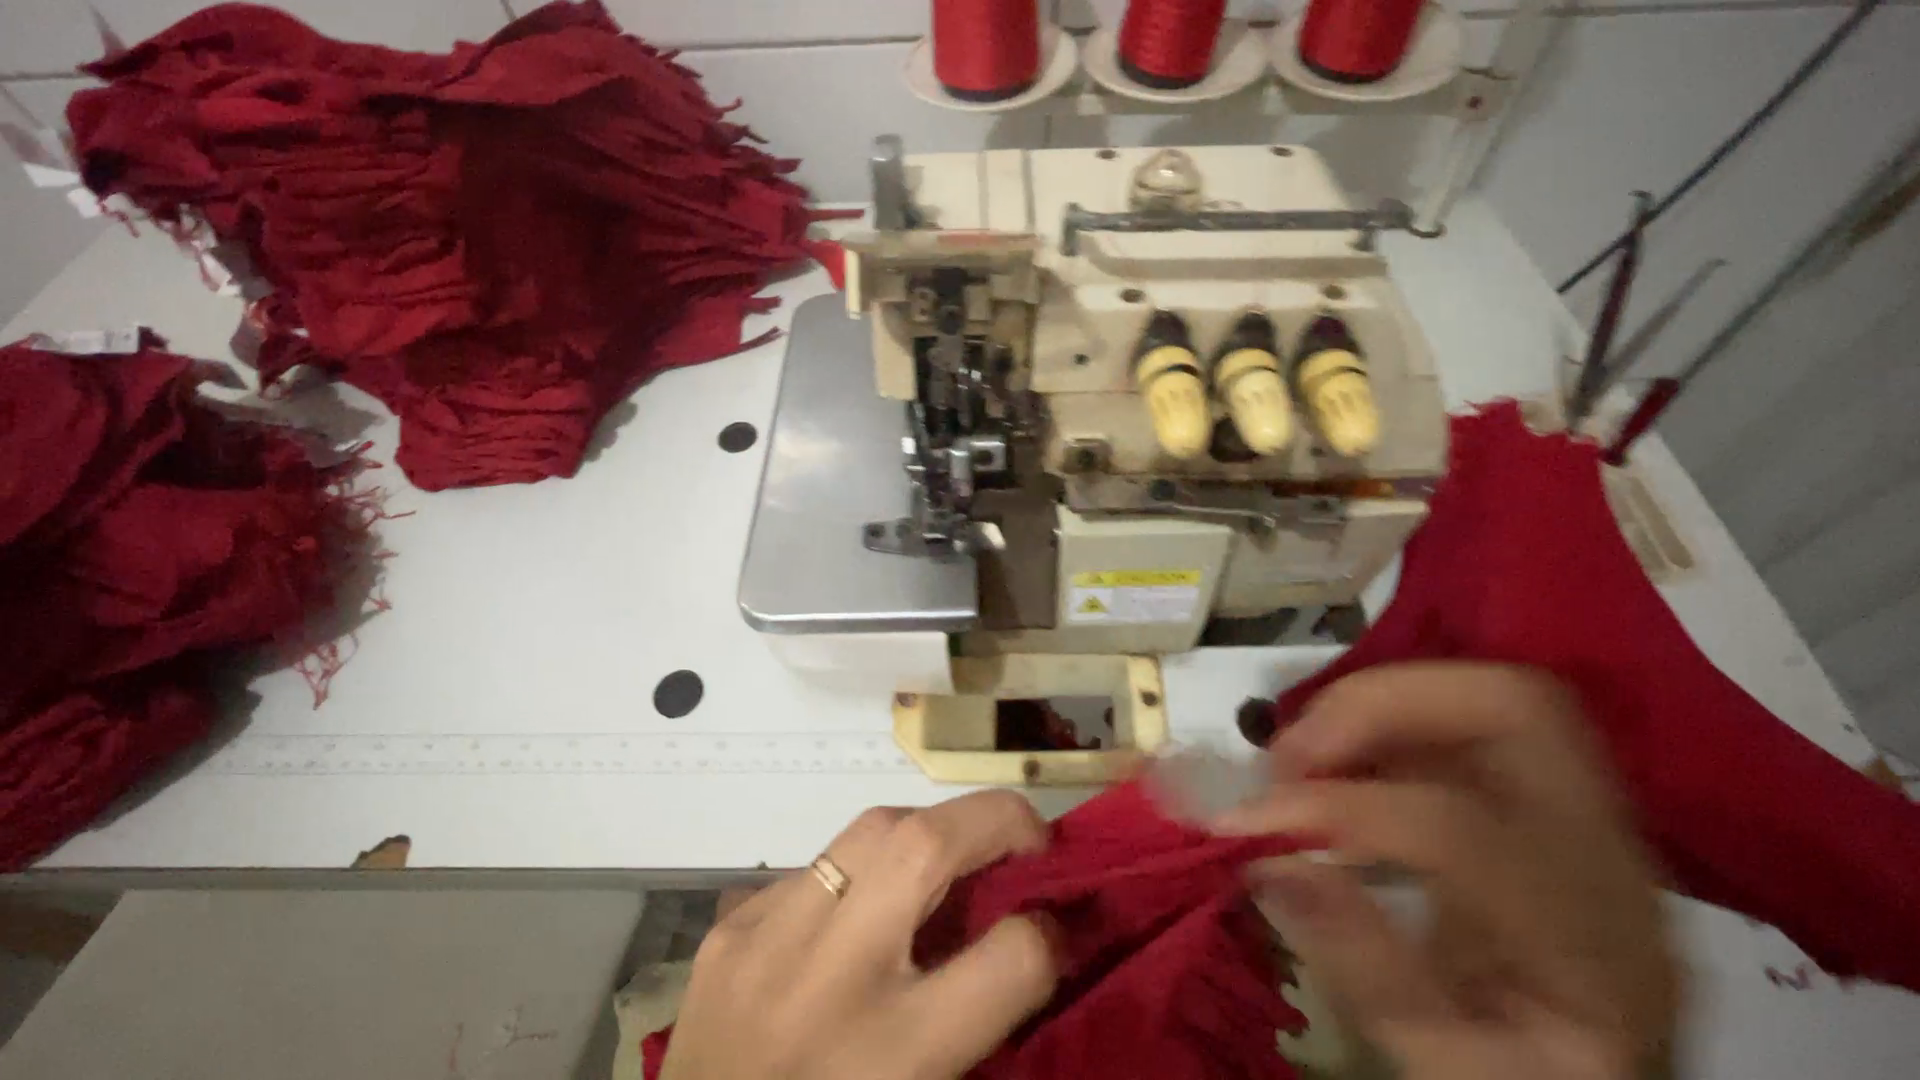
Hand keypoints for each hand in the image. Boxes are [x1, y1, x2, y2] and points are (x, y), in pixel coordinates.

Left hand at [661, 791, 1060, 1079]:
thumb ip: (979, 1019)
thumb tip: (1034, 937)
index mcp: (892, 1056)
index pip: (1007, 961)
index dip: (1048, 934)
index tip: (1053, 926)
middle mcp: (826, 985)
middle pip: (923, 846)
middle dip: (991, 821)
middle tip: (1023, 840)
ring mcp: (764, 941)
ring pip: (868, 830)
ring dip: (927, 831)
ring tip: (949, 858)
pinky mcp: (728, 929)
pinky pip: (817, 869)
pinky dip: (859, 873)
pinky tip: (861, 907)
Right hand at [1220, 662, 1679, 1079]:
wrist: (1611, 1079)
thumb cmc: (1523, 1073)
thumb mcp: (1444, 1061)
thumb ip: (1362, 967)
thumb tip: (1267, 863)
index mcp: (1589, 939)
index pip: (1456, 827)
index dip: (1337, 808)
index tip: (1248, 822)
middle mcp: (1609, 853)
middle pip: (1511, 707)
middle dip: (1377, 705)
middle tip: (1291, 755)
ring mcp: (1591, 814)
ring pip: (1490, 695)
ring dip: (1377, 706)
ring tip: (1303, 755)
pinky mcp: (1553, 797)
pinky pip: (1469, 720)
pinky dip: (1391, 723)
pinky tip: (1342, 764)